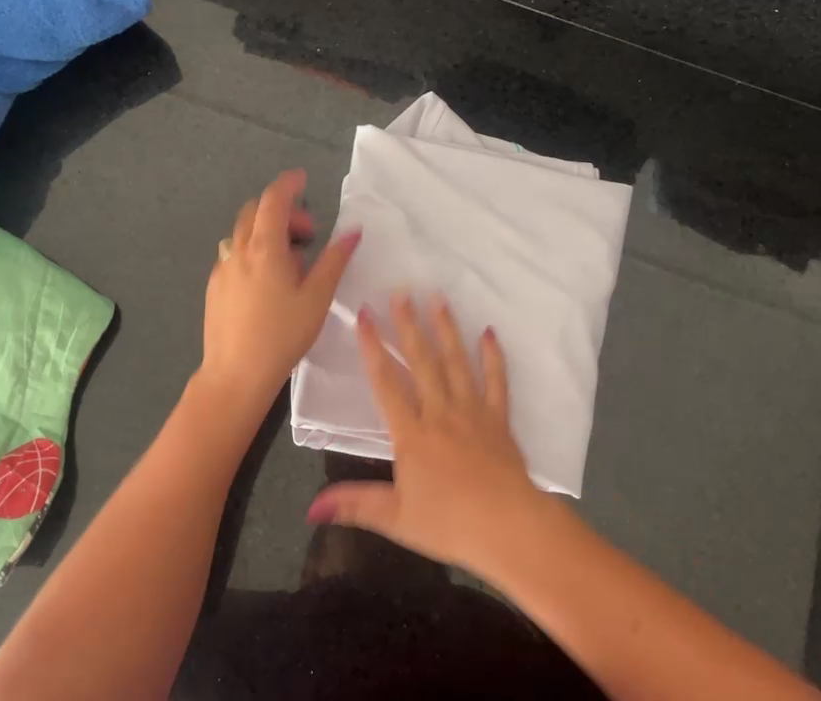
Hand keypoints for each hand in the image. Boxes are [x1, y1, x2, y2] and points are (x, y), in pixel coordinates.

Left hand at [200, 170, 360, 406]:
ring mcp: (222, 269)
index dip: (288, 184)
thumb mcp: (317, 298)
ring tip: (291, 265)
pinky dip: (253, 253)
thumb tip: (353, 232)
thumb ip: (334, 261)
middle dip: (282, 212)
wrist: (235, 374)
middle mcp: (238, 251)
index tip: (303, 179)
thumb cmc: (282, 335)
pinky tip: (268, 284)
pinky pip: (234, 256)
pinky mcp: (214, 288)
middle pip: (254, 212)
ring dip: (267, 234)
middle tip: (308, 234)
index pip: (273, 200)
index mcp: (264, 249)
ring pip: (242, 235)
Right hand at [306, 294, 550, 574]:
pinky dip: (493, 356)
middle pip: (422, 361)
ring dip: (445, 329)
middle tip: (401, 292)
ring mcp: (473, 412)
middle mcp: (440, 412)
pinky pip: (496, 381)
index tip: (363, 315)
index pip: (387, 382)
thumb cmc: (450, 524)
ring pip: (456, 363)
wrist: (510, 528)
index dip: (372, 348)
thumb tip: (310, 508)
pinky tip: (488, 332)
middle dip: (408, 325)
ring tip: (437, 298)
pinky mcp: (499, 419)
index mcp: (412, 433)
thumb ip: (354, 505)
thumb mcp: (395, 518)